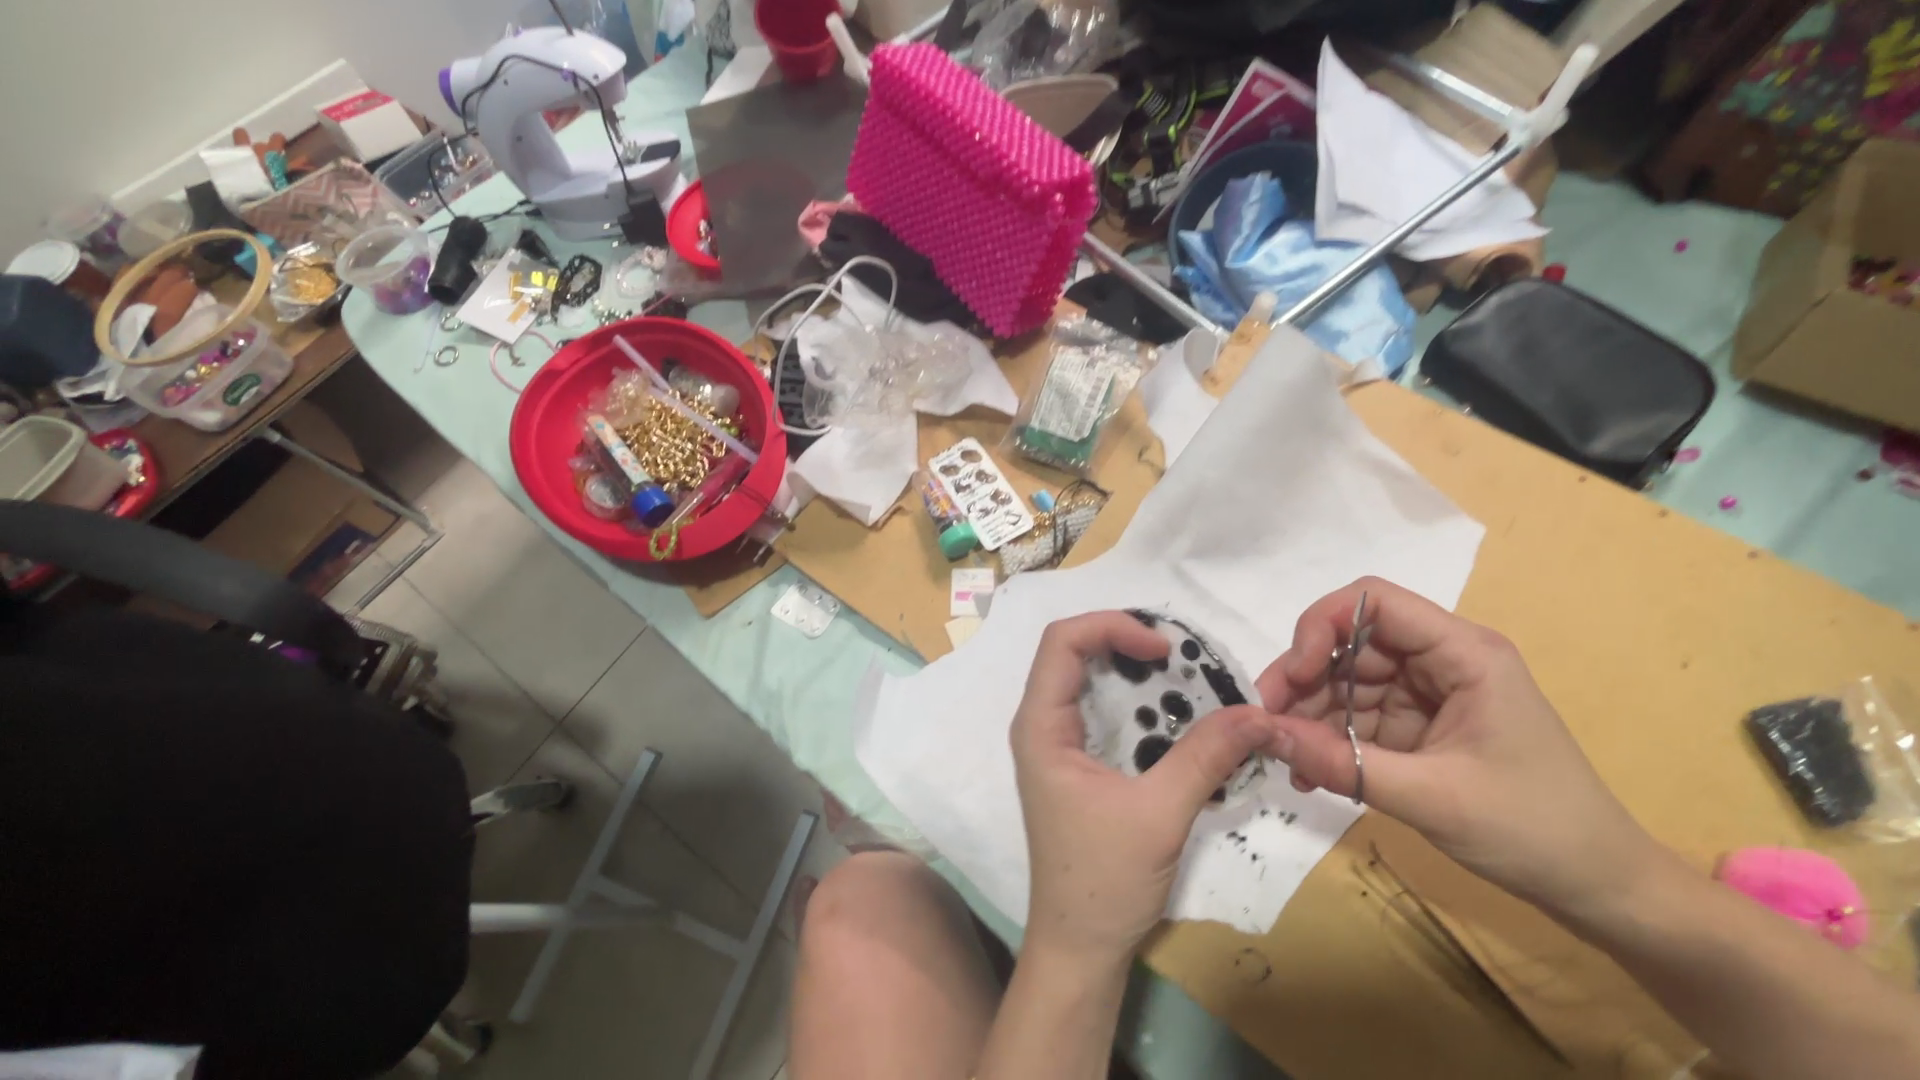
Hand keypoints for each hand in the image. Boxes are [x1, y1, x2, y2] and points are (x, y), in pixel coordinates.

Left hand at [1011, 612, 1275, 966]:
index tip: (1165, 649)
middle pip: (1075, 654)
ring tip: (1190, 683)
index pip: (1062, 641)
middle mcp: (1041, 726)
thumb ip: (1205, 757)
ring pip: (1091, 684)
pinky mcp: (1076, 767)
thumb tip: (1258, 712)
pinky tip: (1179, 721)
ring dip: (1138, 676)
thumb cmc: (1105, 881)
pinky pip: (1104, 716)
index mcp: (1041, 727)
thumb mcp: (1161, 814)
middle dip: (1128, 645)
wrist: (1079, 947)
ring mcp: (1057, 747)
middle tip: (1185, 659)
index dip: (1113, 626)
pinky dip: (1139, 707)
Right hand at [1255, 578, 1659, 920]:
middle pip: (1350, 643)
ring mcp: (1429, 694)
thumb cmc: (1532, 828)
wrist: (1598, 885)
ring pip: (1346, 681)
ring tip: (1286, 761)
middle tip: (1267, 726)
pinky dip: (1328, 739)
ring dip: (1310, 715)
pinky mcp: (1420, 727)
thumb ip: (1341, 762)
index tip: (1290, 679)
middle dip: (1303, 678)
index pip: (1373, 602)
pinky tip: (1309, 773)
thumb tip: (1262, 733)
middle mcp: (1442, 661)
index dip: (1320, 627)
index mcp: (1463, 653)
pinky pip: (1357, 717)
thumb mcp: (1431, 797)